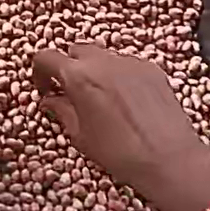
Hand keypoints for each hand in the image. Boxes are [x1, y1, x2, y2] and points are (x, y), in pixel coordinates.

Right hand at [31, 43, 209, 210]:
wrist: (169, 160)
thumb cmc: (120, 152)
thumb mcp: (80, 135)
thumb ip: (61, 110)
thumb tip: (51, 100)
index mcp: (79, 76)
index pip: (46, 57)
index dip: (40, 72)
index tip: (45, 88)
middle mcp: (103, 61)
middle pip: (75, 51)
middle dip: (67, 68)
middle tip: (68, 92)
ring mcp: (130, 63)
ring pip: (101, 56)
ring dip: (93, 70)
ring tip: (98, 98)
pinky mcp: (151, 69)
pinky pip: (125, 65)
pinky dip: (117, 76)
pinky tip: (124, 101)